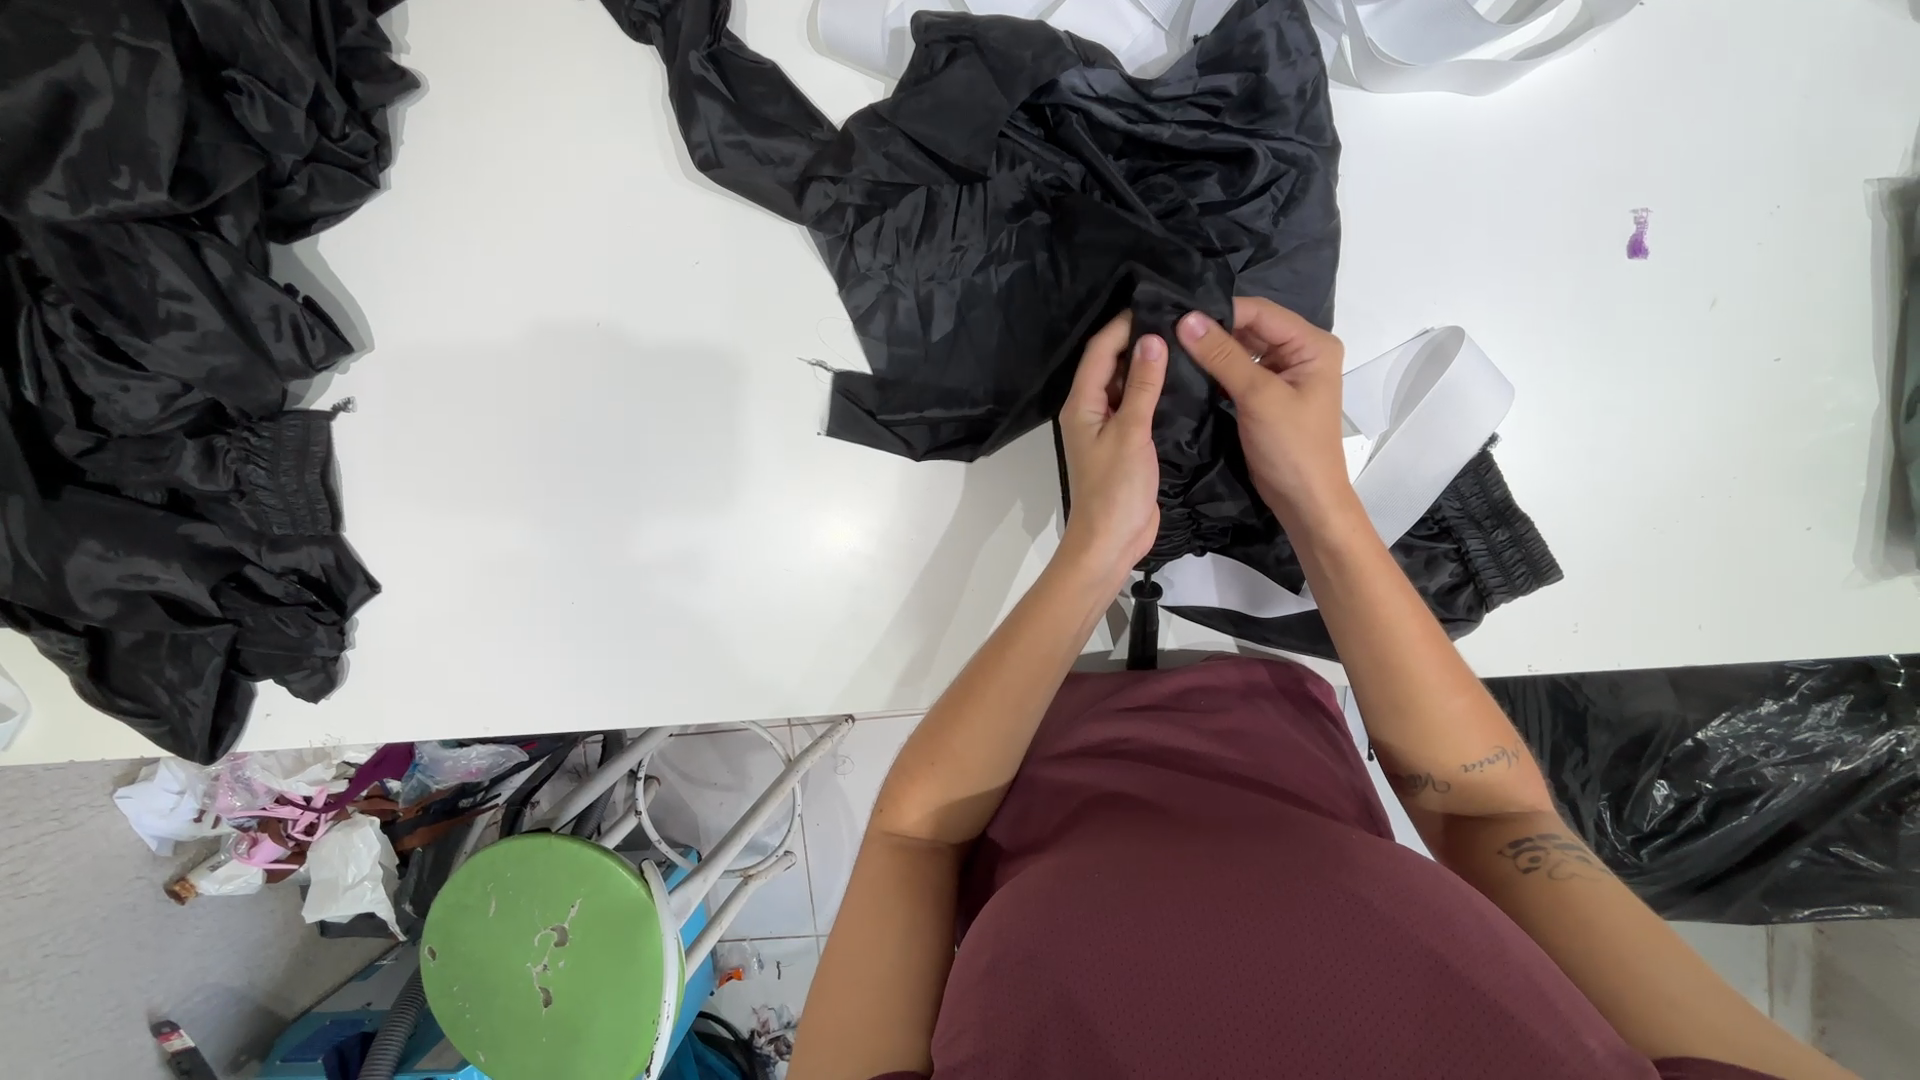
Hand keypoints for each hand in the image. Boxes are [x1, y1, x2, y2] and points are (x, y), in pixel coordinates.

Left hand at [1057, 312, 1165, 579]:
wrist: (1111, 541)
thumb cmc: (1116, 490)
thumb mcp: (1131, 433)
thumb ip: (1142, 386)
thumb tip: (1152, 340)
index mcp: (1082, 404)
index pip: (1100, 351)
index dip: (1124, 325)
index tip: (1157, 304)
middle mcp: (1091, 411)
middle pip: (1111, 364)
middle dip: (1138, 340)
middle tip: (1177, 319)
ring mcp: (1108, 428)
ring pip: (1126, 385)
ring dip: (1148, 366)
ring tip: (1184, 341)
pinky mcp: (1126, 443)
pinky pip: (1137, 407)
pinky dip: (1155, 392)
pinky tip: (1182, 381)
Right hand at [1177, 298, 1351, 525]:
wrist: (1304, 500)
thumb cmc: (1291, 448)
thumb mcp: (1258, 397)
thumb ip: (1222, 356)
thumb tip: (1186, 320)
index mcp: (1312, 345)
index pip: (1260, 313)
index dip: (1220, 311)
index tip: (1176, 316)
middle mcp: (1300, 353)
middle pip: (1250, 328)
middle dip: (1213, 329)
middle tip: (1167, 328)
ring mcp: (1283, 375)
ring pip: (1241, 351)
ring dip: (1211, 350)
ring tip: (1170, 344)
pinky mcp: (1266, 396)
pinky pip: (1237, 373)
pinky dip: (1214, 371)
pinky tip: (1186, 369)